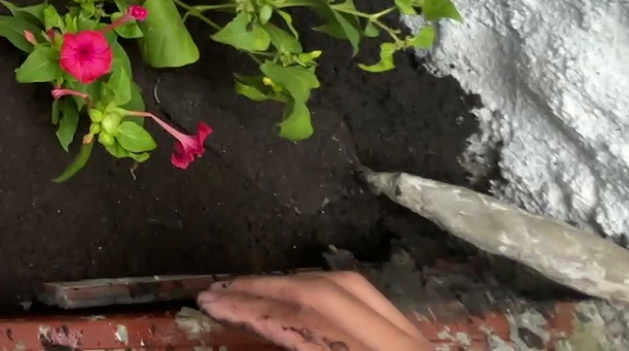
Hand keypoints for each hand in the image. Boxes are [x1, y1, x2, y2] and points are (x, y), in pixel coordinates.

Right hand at [197, 273, 428, 350]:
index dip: (255, 311)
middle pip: (327, 295)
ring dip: (290, 283)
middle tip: (219, 291)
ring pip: (347, 288)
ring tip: (249, 292)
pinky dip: (321, 295)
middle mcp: (406, 350)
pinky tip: (296, 303)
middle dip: (265, 288)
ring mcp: (419, 346)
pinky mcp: (419, 348)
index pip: (311, 326)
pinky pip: (366, 304)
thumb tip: (262, 329)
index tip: (209, 303)